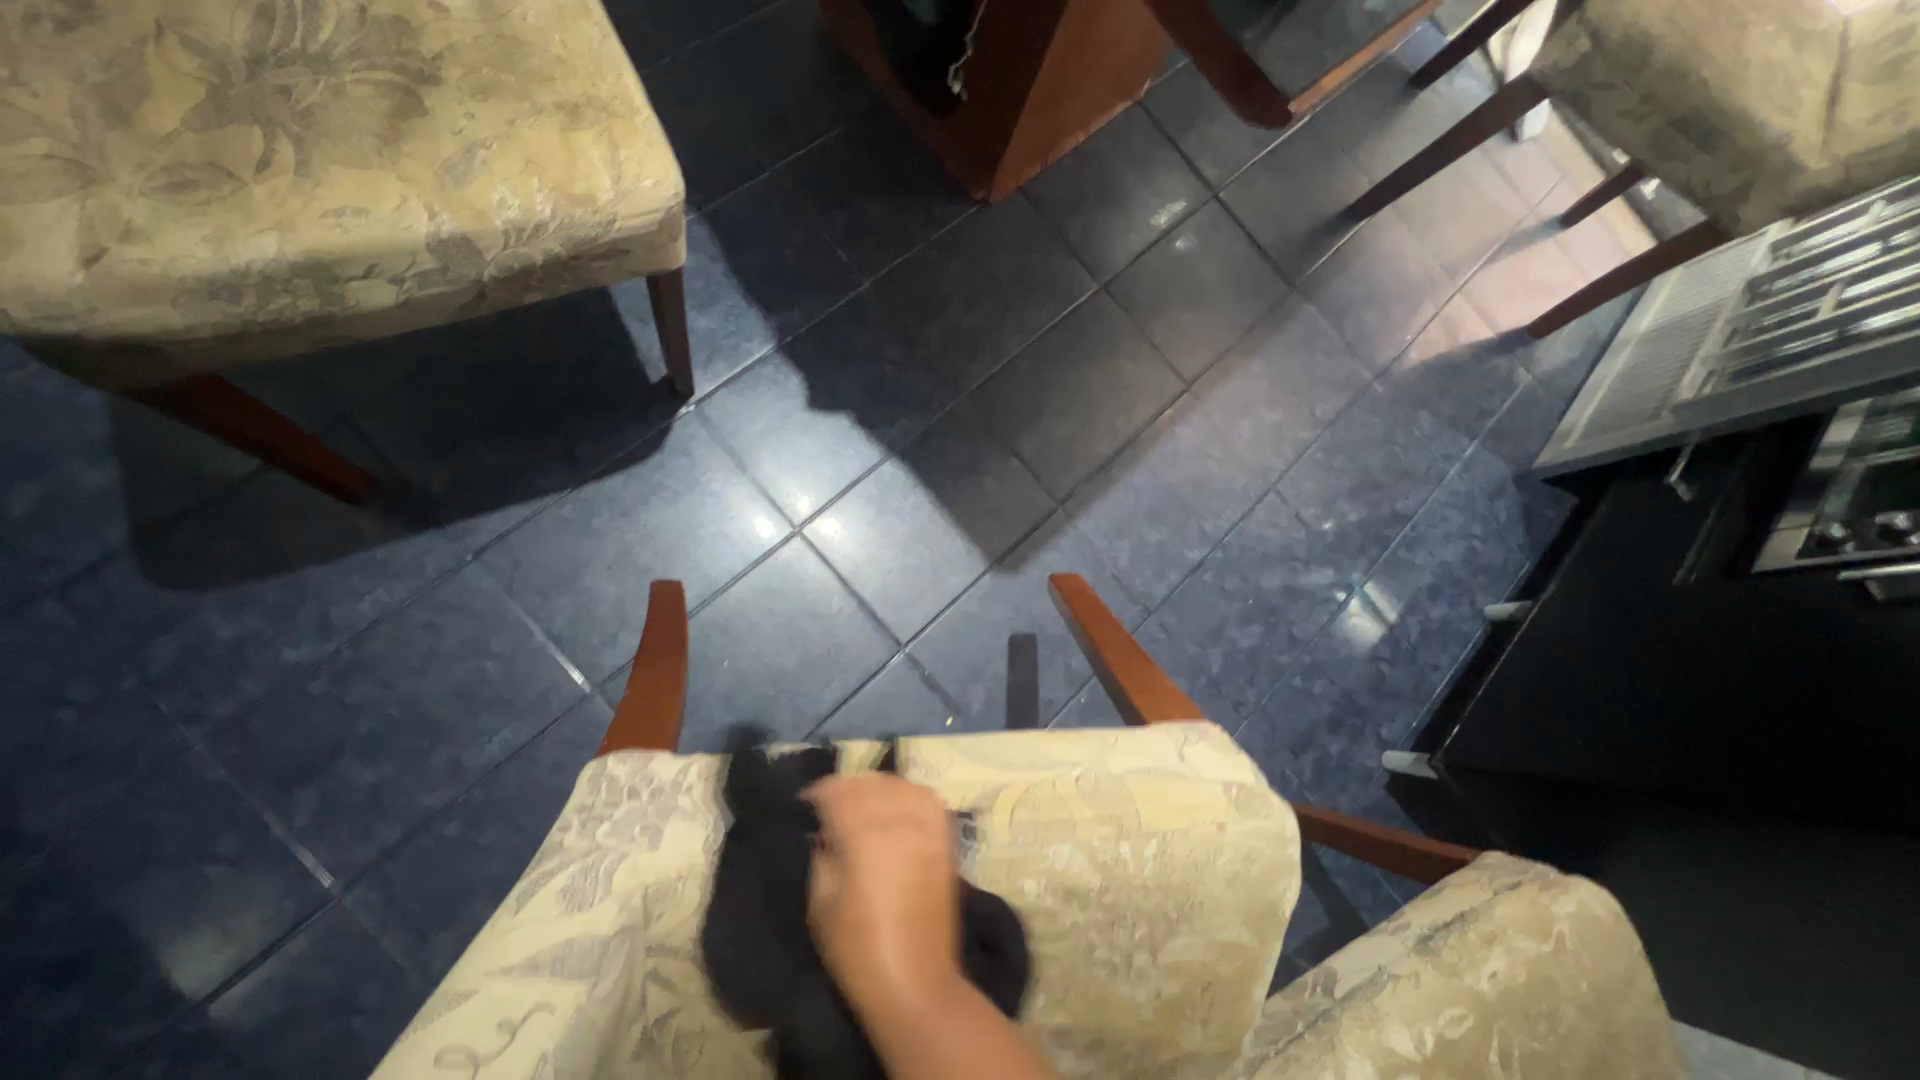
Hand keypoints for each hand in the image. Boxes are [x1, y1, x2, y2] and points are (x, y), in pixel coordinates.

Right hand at [802, 773, 962, 1013]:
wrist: (915, 983)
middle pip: (870, 784)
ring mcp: (927, 830)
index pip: (838, 793)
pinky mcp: (946, 841)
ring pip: (900, 785)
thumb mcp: (821, 904)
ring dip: (877, 788)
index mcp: (863, 838)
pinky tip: (896, 807)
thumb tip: (824, 830)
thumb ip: (822, 856)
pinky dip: (910, 795)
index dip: (818, 794)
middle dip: (846, 789)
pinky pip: (929, 800)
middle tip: (830, 808)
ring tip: (862, 805)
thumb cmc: (858, 950)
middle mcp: (899, 823)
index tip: (805, 805)